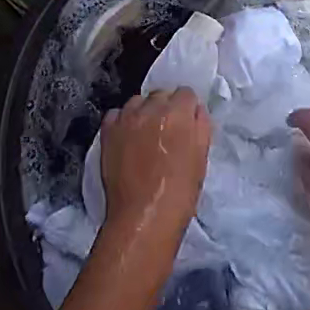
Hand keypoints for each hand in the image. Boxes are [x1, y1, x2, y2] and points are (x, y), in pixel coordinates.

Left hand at [99, 88, 211, 244]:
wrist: (143, 217)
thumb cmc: (180, 193)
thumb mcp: (201, 158)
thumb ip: (201, 127)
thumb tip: (195, 111)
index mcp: (178, 114)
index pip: (186, 93)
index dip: (187, 108)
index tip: (186, 123)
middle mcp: (151, 108)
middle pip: (161, 94)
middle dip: (166, 107)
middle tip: (167, 130)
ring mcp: (126, 118)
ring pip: (138, 101)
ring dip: (144, 112)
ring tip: (146, 134)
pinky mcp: (108, 130)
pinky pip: (117, 113)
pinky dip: (123, 121)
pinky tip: (127, 137)